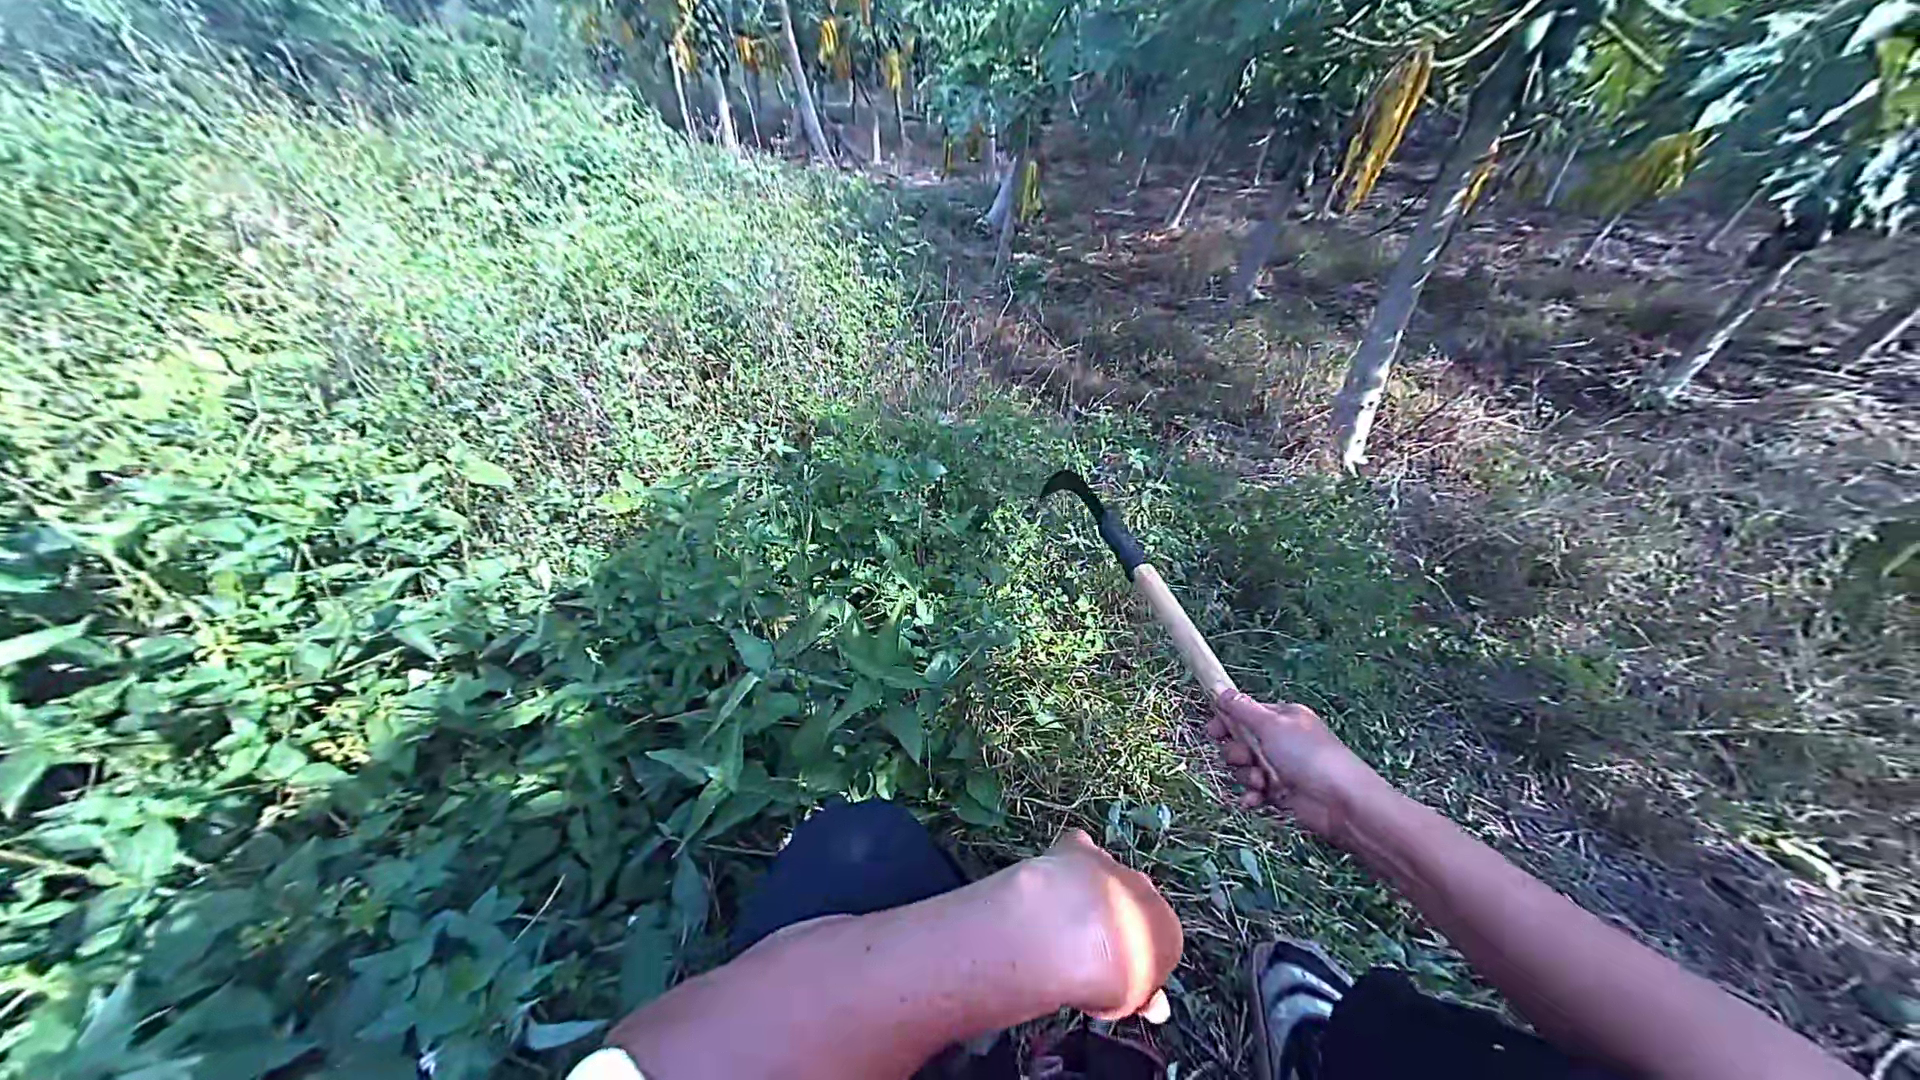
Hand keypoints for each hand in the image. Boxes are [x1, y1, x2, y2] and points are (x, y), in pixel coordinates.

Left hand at [1017, 829, 1182, 1021]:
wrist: (1073, 934)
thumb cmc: (1109, 979)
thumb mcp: (1130, 999)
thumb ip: (1144, 996)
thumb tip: (1157, 1008)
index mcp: (1166, 926)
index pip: (1156, 940)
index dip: (1133, 955)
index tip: (1114, 970)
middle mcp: (1145, 889)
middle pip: (1132, 901)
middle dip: (1115, 916)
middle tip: (1088, 942)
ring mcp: (1112, 865)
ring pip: (1105, 874)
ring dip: (1091, 889)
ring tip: (1065, 916)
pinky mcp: (1081, 848)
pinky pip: (1079, 848)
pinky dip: (1070, 858)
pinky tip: (1058, 874)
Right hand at [1207, 691, 1390, 842]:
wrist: (1343, 803)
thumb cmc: (1308, 756)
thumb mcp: (1271, 725)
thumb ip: (1241, 708)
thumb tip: (1219, 688)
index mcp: (1281, 718)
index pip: (1244, 713)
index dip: (1226, 722)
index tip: (1213, 731)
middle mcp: (1280, 740)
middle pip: (1239, 741)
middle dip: (1236, 753)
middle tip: (1244, 758)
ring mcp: (1280, 766)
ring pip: (1244, 767)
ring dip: (1246, 775)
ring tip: (1260, 783)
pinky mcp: (1281, 792)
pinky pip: (1254, 790)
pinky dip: (1252, 795)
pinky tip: (1255, 800)